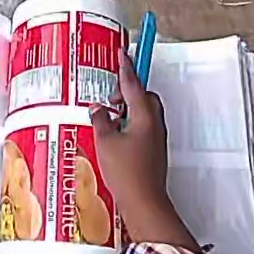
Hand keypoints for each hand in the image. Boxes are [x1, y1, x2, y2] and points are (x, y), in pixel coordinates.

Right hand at [91, 62, 194, 248]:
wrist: (143, 201)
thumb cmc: (127, 172)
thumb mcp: (105, 141)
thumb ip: (100, 120)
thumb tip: (98, 110)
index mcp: (144, 115)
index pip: (133, 83)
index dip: (126, 67)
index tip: (124, 52)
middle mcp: (154, 123)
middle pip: (144, 96)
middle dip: (128, 91)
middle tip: (110, 96)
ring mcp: (156, 138)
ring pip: (144, 112)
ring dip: (128, 109)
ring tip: (108, 117)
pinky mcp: (153, 150)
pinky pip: (142, 127)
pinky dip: (130, 124)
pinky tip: (114, 135)